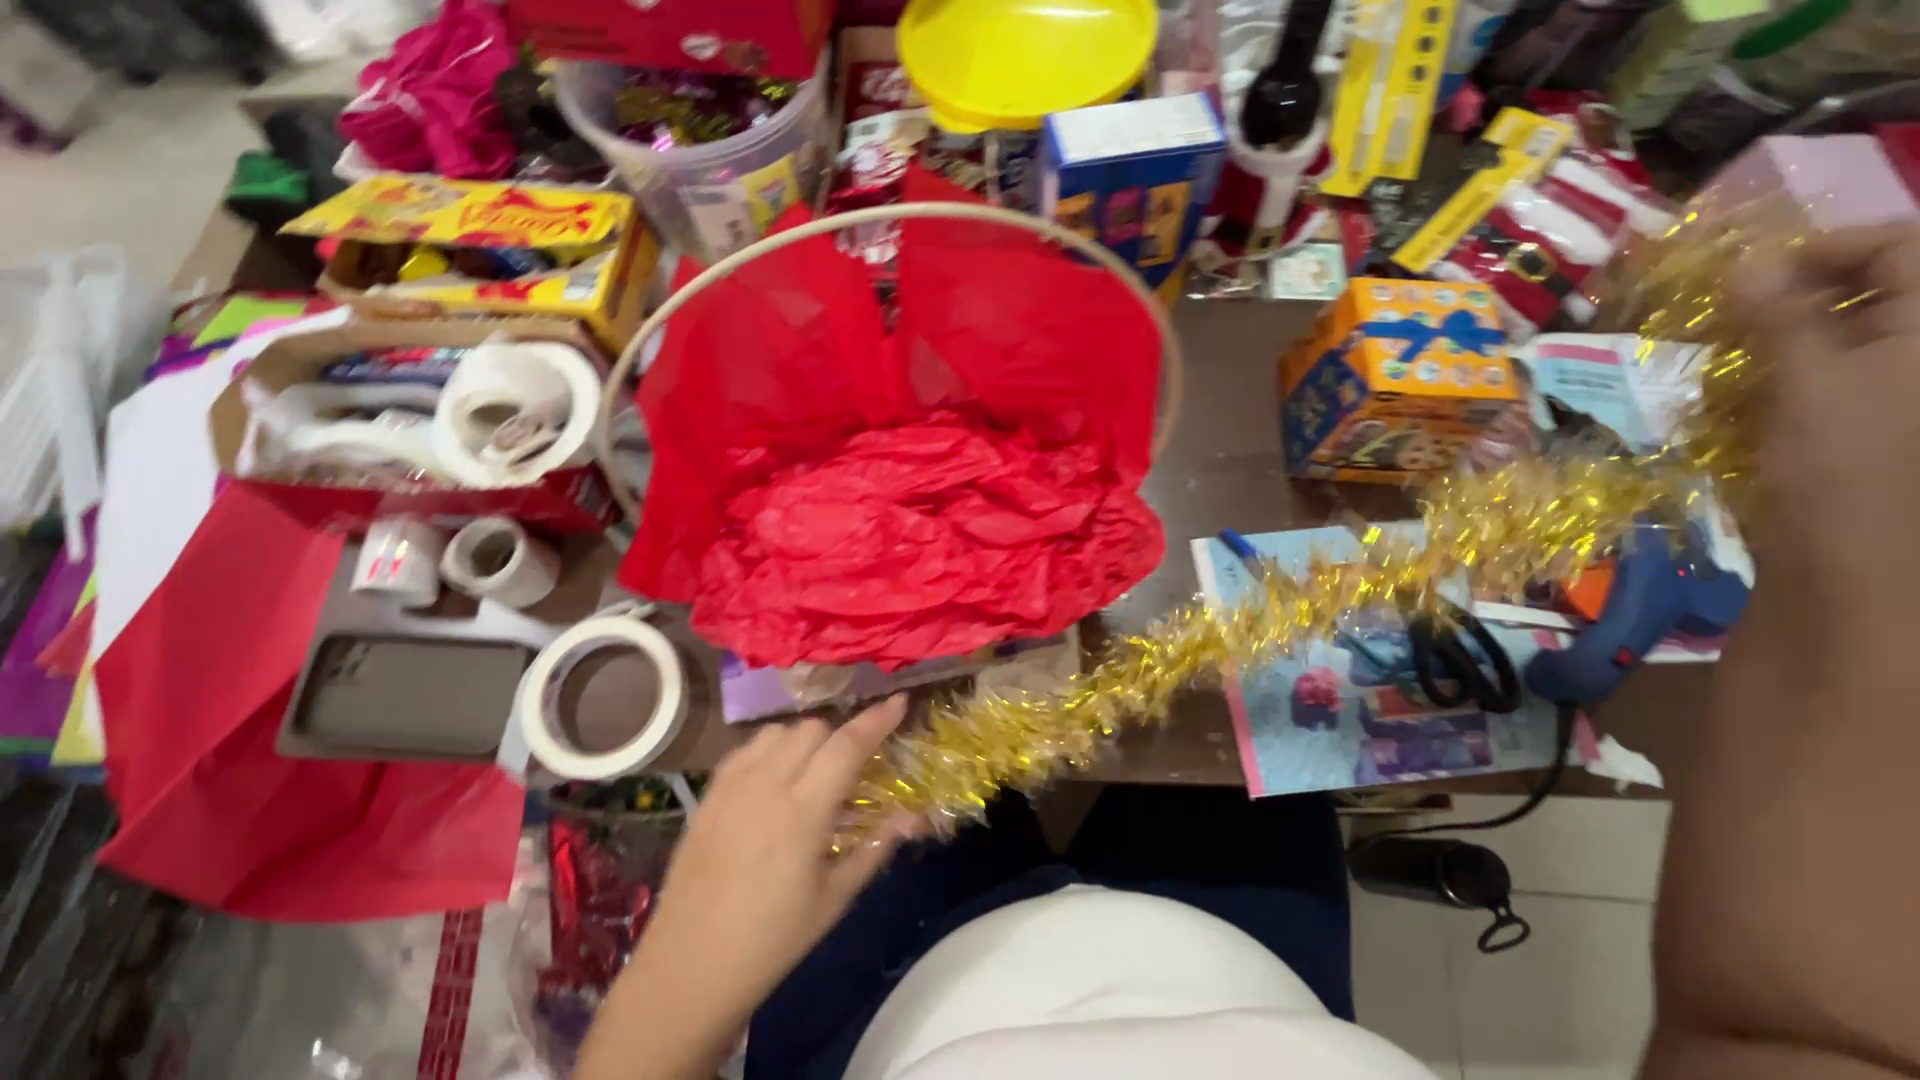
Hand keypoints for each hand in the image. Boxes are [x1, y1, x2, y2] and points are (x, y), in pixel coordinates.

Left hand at [576, 697, 921, 1079]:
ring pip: (775, 732)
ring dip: (802, 740)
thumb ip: (874, 848)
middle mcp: (765, 787)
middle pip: (812, 729)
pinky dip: (768, 751)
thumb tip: (912, 817)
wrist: (691, 965)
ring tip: (811, 772)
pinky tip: (773, 781)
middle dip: (839, 736)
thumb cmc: (773, 940)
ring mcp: (730, 788)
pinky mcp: (707, 797)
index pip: (847, 746)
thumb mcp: (834, 899)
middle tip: (851, 768)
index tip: (899, 702)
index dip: (876, 720)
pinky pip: (744, 751)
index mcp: (802, 813)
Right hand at [1731, 225, 1919, 615]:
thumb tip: (1744, 259)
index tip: (1745, 272)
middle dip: (1796, 296)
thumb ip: (1777, 315)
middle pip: (1875, 290)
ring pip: (1849, 336)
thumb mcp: (1806, 381)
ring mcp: (1903, 392)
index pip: (1899, 246)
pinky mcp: (1875, 427)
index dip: (1823, 249)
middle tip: (1728, 315)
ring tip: (1728, 358)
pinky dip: (1791, 376)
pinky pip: (1838, 378)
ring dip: (1786, 338)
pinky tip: (1748, 398)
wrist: (1859, 569)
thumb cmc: (1845, 465)